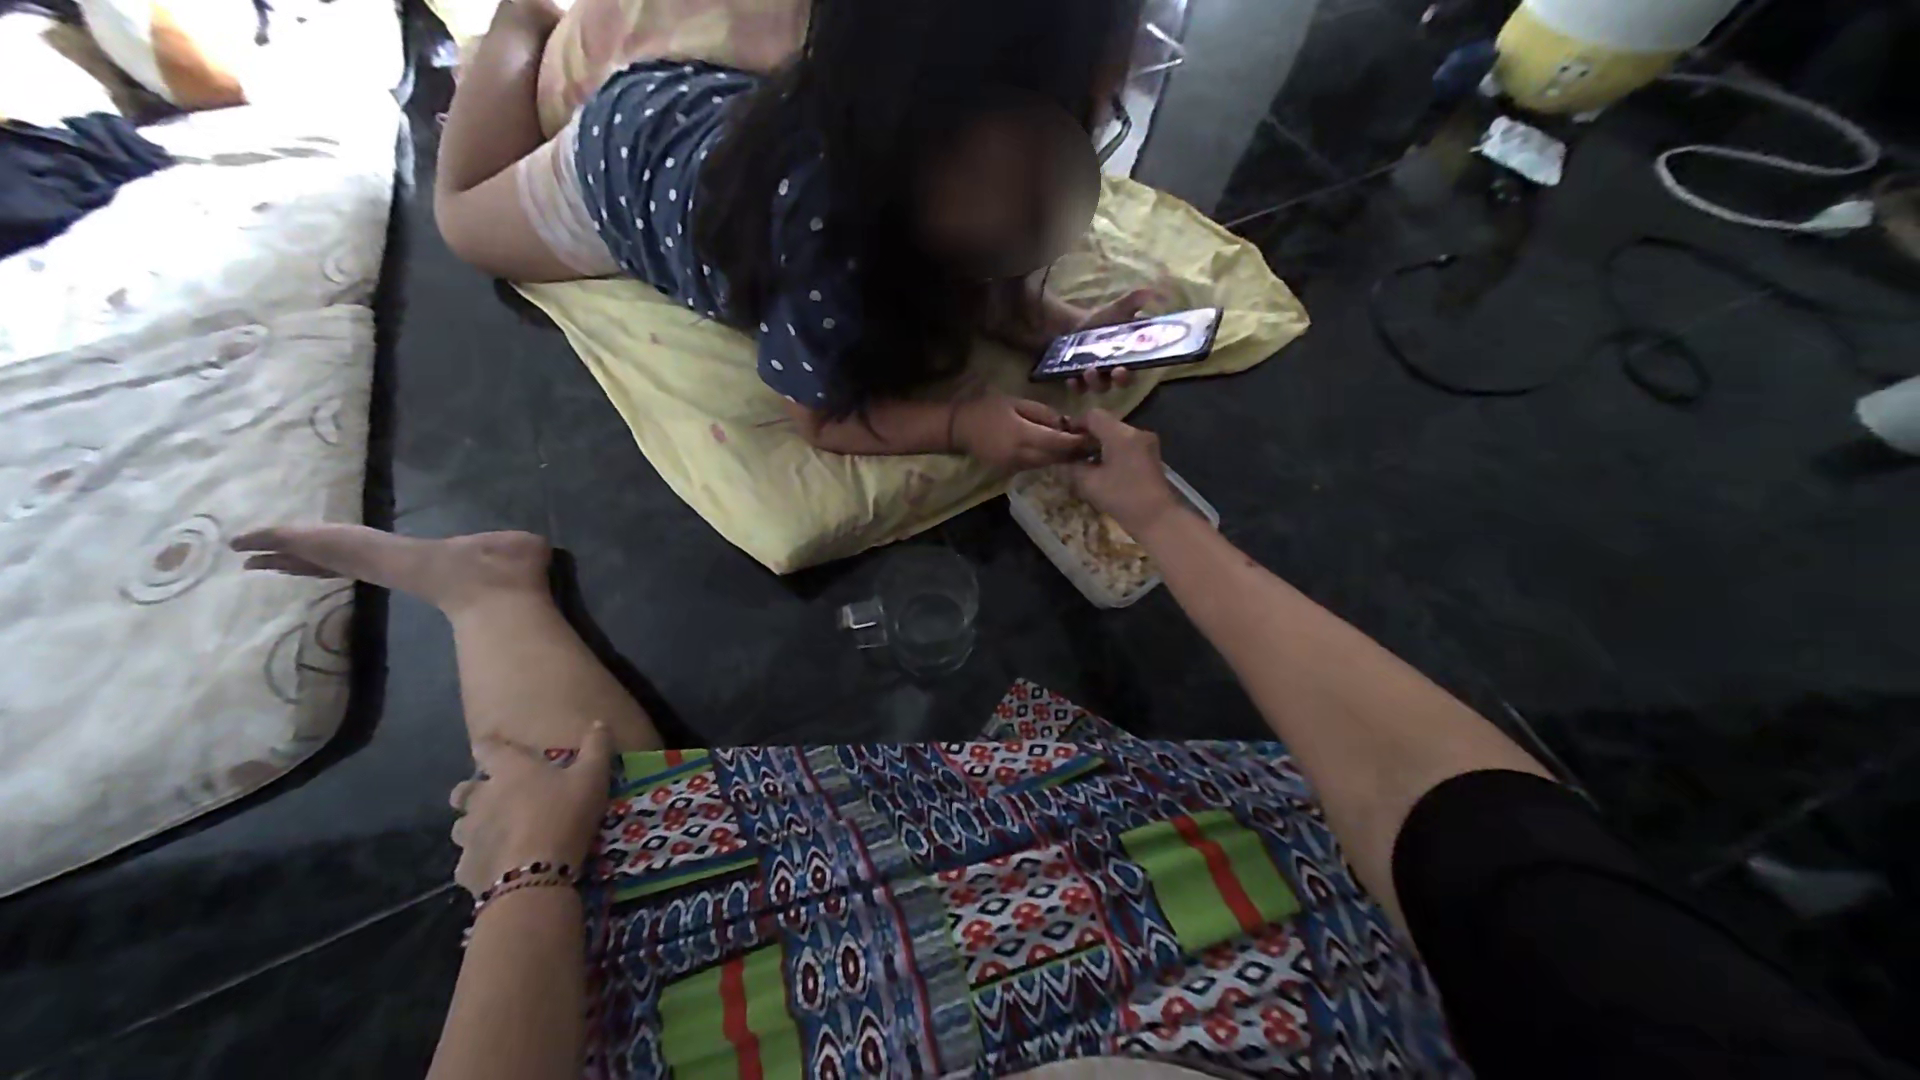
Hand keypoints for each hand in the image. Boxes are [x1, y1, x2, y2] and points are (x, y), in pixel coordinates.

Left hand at [449, 721, 612, 896]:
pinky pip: (468, 860)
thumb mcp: (593, 776)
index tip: (492, 744)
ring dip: (474, 825)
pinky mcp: (465, 868)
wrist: (535, 874)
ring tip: (496, 831)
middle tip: (492, 794)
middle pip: (463, 790)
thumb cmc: (564, 814)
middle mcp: (481, 799)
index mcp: (510, 771)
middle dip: (472, 790)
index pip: (487, 748)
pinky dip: (481, 858)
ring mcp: (469, 836)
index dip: (488, 745)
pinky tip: (499, 864)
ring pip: (461, 826)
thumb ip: (597, 747)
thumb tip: (599, 723)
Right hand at [952, 394, 1094, 470]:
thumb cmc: (986, 408)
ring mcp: (1016, 466)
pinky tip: (1056, 452)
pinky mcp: (1011, 471)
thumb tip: (1064, 423)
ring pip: (1048, 465)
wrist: (959, 429)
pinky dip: (1049, 460)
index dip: (1077, 441)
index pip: (1058, 443)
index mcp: (1023, 435)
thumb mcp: (1016, 402)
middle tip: (1091, 444)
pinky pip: (1036, 466)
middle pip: (1056, 458)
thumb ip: (1042, 413)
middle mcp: (1022, 455)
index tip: (1092, 435)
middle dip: (1074, 452)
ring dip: (1062, 458)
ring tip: (1078, 448)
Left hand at [1060, 287, 1157, 393]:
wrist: (1070, 325)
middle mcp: (1113, 371)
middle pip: (1120, 383)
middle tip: (1117, 371)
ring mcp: (1095, 377)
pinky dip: (1076, 387)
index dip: (1134, 372)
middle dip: (1120, 380)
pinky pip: (1078, 389)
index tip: (1127, 368)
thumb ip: (1132, 303)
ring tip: (1090, 371)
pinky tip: (1071, 380)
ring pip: (1100, 387)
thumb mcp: (1115, 310)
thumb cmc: (1098, 321)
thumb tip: (1150, 291)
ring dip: (1096, 382)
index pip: (1135, 370)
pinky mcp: (1077, 380)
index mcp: (1126, 357)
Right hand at [1066, 409, 1184, 534]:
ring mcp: (1147, 443)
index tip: (1064, 438)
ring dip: (1100, 443)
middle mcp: (1136, 432)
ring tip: (1086, 461)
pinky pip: (1127, 444)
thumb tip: (1065, 459)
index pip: (1093, 416)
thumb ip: (1073, 466)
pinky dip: (1113, 450)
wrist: (1157, 518)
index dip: (1076, 424)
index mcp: (1120, 434)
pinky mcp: (1151, 454)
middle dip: (1088, 435)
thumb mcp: (1088, 483)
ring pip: (1117, 434)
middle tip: (1072, 452)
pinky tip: (1103, 467)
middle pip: (1106, 423)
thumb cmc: (1121, 498)